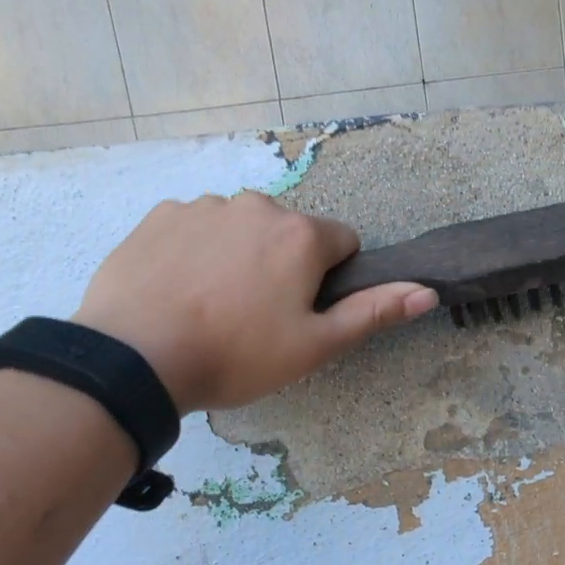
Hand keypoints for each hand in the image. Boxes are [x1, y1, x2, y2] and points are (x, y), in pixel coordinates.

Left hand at [70, 192, 437, 410]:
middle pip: (291, 233)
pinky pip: (197, 229)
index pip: (343, 241)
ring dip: (242, 258)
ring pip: (242, 229)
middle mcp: (255, 206)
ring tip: (217, 309)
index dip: (334, 279)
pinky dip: (198, 253)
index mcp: (301, 235)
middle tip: (261, 319)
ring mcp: (202, 206)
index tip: (307, 313)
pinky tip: (182, 293)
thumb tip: (427, 291)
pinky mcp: (159, 217)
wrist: (137, 358)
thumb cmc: (237, 356)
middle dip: (286, 266)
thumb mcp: (316, 346)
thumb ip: (373, 313)